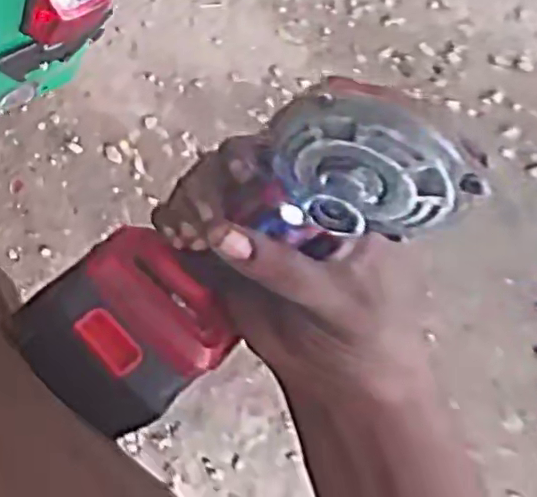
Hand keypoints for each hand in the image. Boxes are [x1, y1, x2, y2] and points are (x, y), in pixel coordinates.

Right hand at [152, 82, 438, 404]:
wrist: (338, 383)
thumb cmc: (367, 339)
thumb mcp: (339, 303)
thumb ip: (282, 268)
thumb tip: (220, 235)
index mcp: (330, 204)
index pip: (291, 156)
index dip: (261, 153)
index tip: (240, 172)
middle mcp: (282, 201)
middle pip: (232, 163)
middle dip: (211, 185)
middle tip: (207, 220)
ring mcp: (245, 218)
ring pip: (200, 183)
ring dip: (187, 203)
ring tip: (191, 239)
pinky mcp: (213, 239)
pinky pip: (179, 213)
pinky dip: (170, 221)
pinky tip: (177, 240)